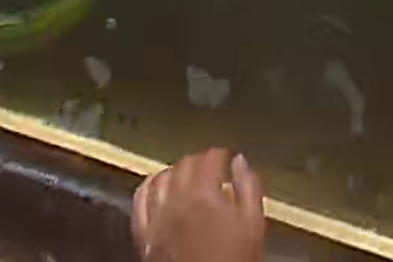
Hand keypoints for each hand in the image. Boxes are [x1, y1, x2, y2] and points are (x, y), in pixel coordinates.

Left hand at [131, 149, 264, 261]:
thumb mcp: (252, 227)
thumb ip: (249, 188)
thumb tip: (240, 163)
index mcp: (204, 195)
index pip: (211, 157)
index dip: (222, 154)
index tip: (228, 158)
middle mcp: (177, 201)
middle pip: (186, 163)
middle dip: (201, 160)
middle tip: (212, 168)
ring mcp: (158, 219)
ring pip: (162, 178)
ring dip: (175, 171)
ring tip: (187, 175)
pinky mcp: (145, 238)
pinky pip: (140, 201)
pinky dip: (148, 188)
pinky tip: (157, 187)